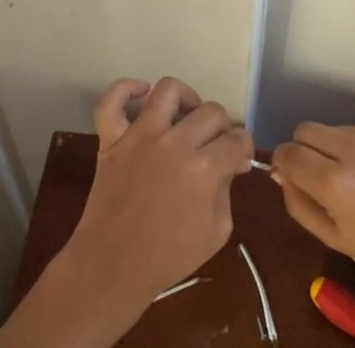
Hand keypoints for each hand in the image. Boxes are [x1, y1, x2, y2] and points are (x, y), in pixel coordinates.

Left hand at [63, 77, 253, 301]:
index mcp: (204, 169)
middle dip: (222, 127)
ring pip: (168, 90)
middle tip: (216, 146)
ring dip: (186, 98)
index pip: (237, 139)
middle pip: (211, 111)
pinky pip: (112, 101)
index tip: (238, 160)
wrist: (114, 266)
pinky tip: (142, 93)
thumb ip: (227, 189)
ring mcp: (139, 137)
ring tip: (187, 116)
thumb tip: (231, 162)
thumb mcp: (218, 230)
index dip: (244, 148)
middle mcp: (174, 143)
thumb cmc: (169, 256)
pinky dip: (126, 89)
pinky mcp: (111, 140)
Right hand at [271, 123, 354, 285]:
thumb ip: (298, 203)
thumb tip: (280, 174)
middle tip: (320, 175)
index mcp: (333, 180)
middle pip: (304, 130)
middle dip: (303, 150)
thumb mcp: (334, 237)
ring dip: (332, 148)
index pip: (287, 152)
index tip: (292, 177)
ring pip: (333, 129)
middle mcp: (351, 148)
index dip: (283, 164)